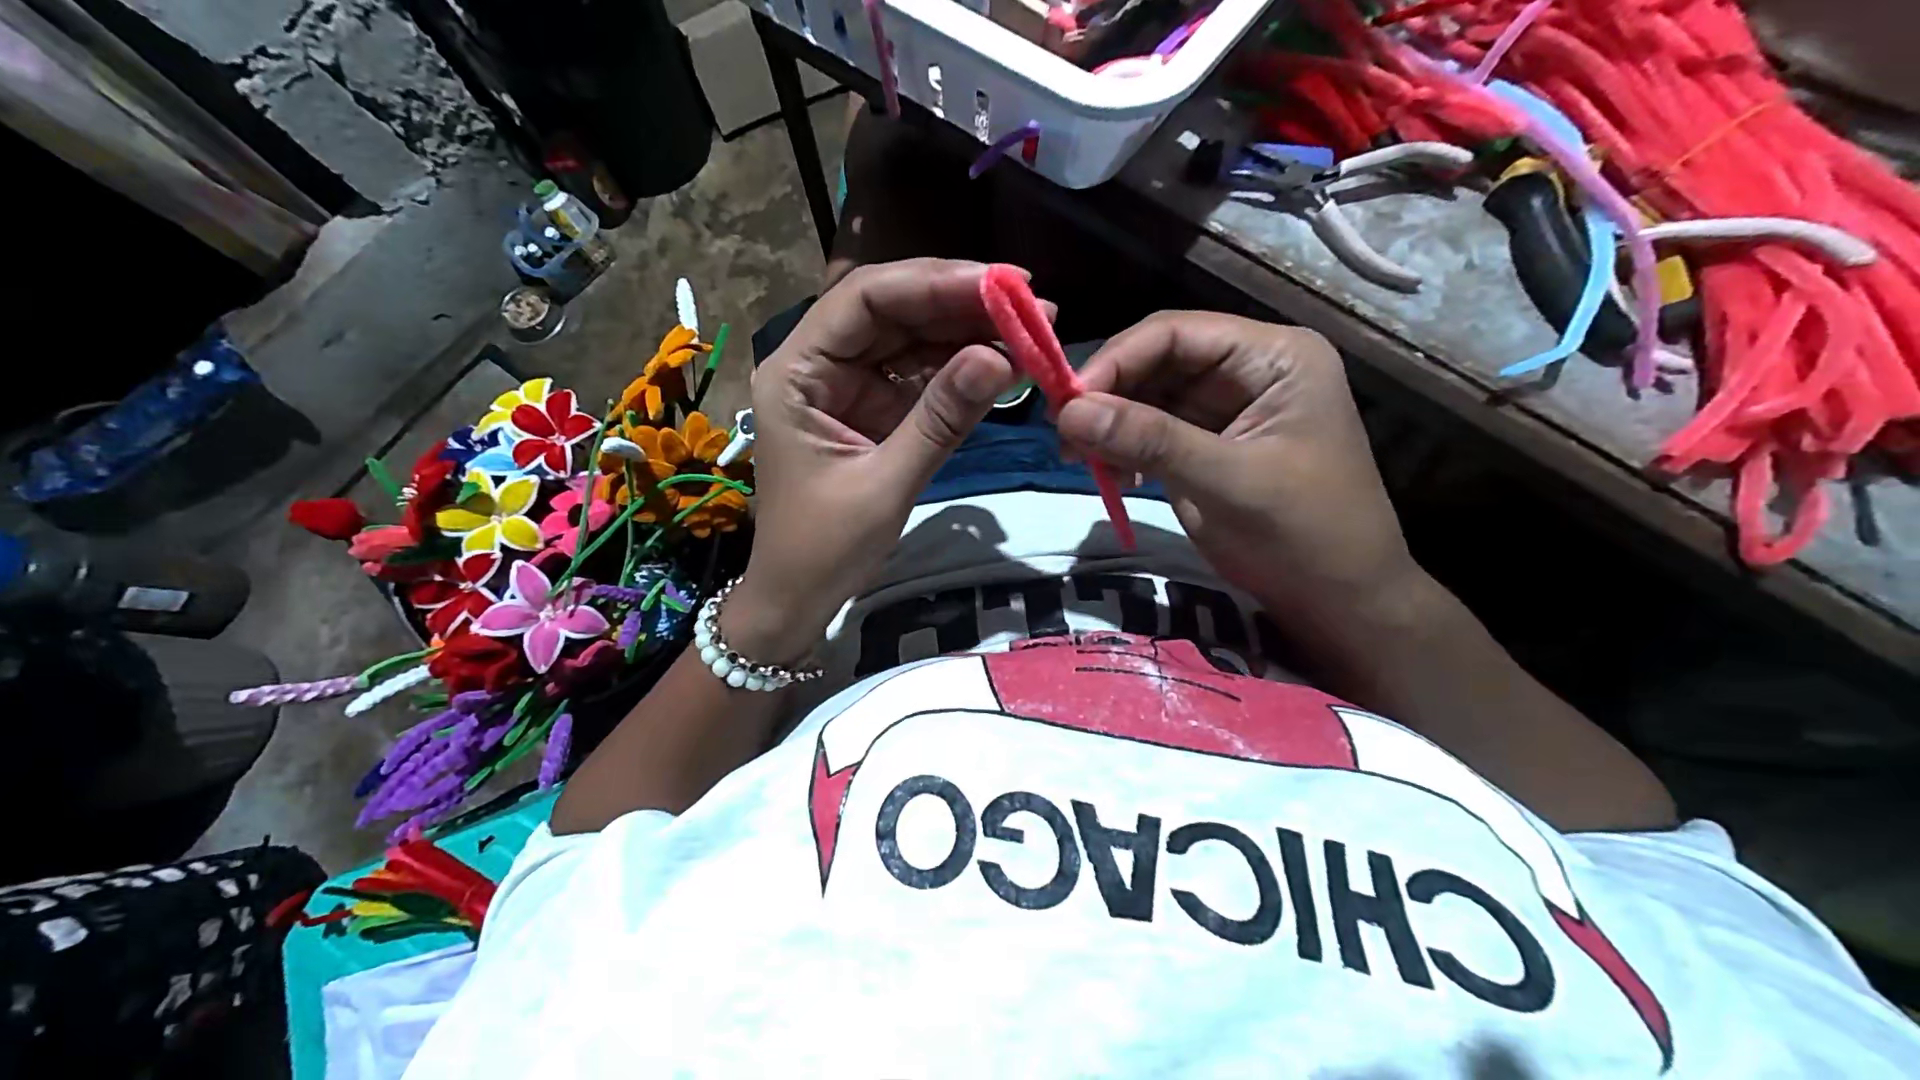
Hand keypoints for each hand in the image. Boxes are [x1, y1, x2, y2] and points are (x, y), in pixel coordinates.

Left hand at [730, 259, 1019, 661]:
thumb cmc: (824, 549)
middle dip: (961, 304)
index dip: (933, 282)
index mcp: (797, 371)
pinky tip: (1004, 361)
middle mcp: (819, 363)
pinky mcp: (873, 407)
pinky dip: (961, 367)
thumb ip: (941, 419)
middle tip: (1033, 304)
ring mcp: (848, 384)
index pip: (864, 299)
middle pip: (893, 309)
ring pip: (911, 337)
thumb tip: (1000, 358)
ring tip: (1033, 330)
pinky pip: (920, 374)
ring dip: (969, 331)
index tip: (1001, 283)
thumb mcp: (885, 484)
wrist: (800, 597)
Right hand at [1057, 312, 1417, 623]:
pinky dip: (1125, 449)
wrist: (1341, 602)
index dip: (1116, 360)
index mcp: (1274, 357)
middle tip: (1063, 436)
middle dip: (1108, 395)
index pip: (1177, 333)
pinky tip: (1111, 474)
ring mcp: (1227, 408)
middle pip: (1158, 361)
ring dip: (1111, 424)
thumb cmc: (1302, 534)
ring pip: (1149, 397)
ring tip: (1076, 457)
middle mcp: (1248, 370)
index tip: (1066, 402)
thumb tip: (1067, 412)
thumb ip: (1149, 440)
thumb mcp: (1225, 481)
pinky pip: (1153, 432)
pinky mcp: (1209, 444)